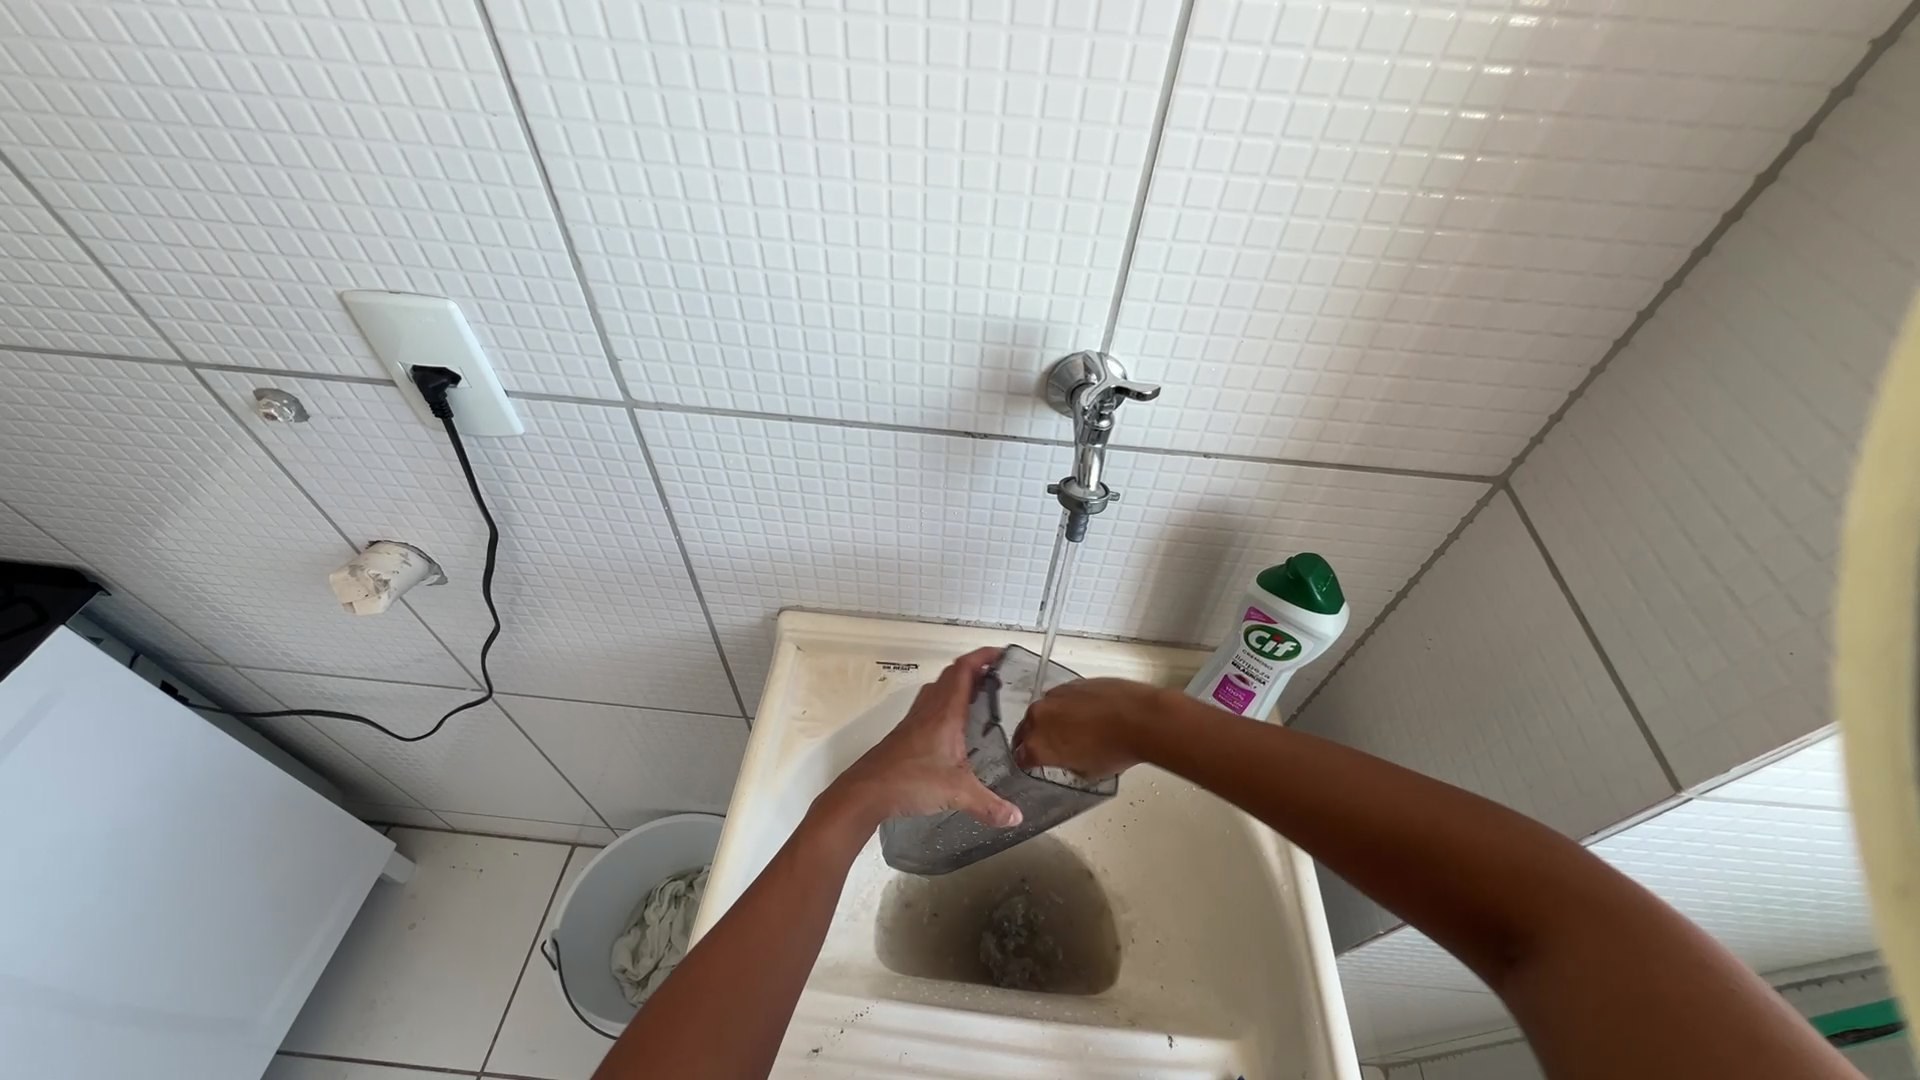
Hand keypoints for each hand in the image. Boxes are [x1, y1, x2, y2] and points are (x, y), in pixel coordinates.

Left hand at [822, 647, 1022, 828]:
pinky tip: (952, 725)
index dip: (982, 656)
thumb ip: (989, 805)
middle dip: (974, 668)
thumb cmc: (909, 780)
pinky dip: (944, 703)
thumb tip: (1015, 817)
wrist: (866, 790)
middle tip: (995, 674)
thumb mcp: (957, 794)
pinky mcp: (905, 733)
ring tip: (977, 695)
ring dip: (957, 683)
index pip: (964, 669)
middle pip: (952, 674)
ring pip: (938, 688)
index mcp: (946, 712)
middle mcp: (929, 709)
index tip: (1000, 652)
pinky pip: (928, 706)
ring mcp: (915, 719)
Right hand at [1013, 677, 1166, 778]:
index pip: (1020, 757)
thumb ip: (1067, 764)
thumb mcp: (1088, 772)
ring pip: (1044, 711)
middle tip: (1050, 747)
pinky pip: (1062, 698)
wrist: (1139, 718)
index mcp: (1038, 745)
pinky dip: (1068, 706)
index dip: (1027, 762)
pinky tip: (1086, 715)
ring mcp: (1055, 696)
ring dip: (1052, 720)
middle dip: (1035, 739)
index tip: (1033, 763)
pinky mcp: (1071, 683)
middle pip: (1026, 730)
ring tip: (1073, 730)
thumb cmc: (1116, 748)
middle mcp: (1039, 717)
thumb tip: (1070, 758)